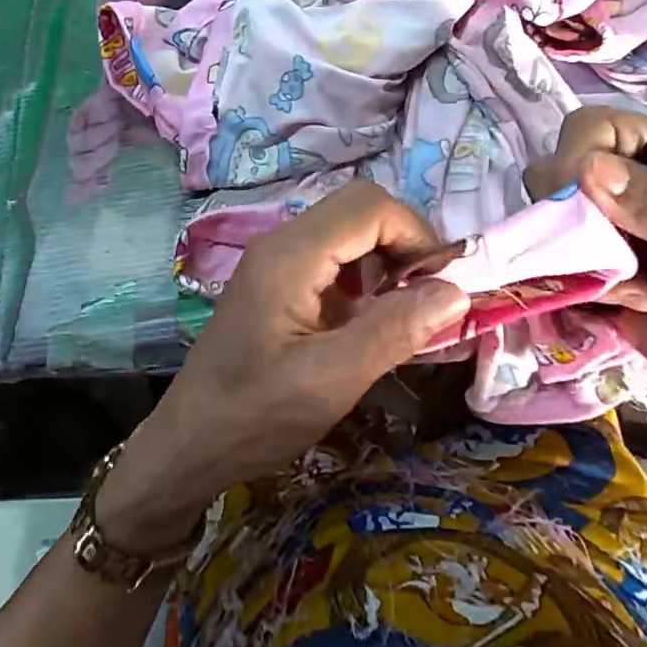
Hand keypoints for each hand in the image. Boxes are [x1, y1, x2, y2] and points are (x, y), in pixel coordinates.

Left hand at [97, 181, 469, 551]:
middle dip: (403, 243)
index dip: (416, 235)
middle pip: (357, 209)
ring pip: (345, 231)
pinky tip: (364, 321)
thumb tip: (456, 291)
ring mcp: (272, 261)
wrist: (190, 441)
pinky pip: (328, 258)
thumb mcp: (332, 379)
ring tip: (399, 313)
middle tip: (425, 299)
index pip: (369, 206)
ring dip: (383, 261)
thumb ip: (394, 330)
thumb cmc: (256, 415)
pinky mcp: (273, 282)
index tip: (442, 287)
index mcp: (289, 255)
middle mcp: (279, 243)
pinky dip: (360, 277)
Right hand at [522, 106, 646, 409]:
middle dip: (573, 214)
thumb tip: (587, 167)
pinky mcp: (598, 267)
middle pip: (565, 170)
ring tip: (628, 288)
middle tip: (605, 253)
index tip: (574, 198)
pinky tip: (617, 306)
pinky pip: (557, 262)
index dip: (578, 153)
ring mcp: (618, 228)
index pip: (604, 128)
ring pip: (553, 219)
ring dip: (577, 256)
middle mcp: (646, 186)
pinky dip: (573, 284)